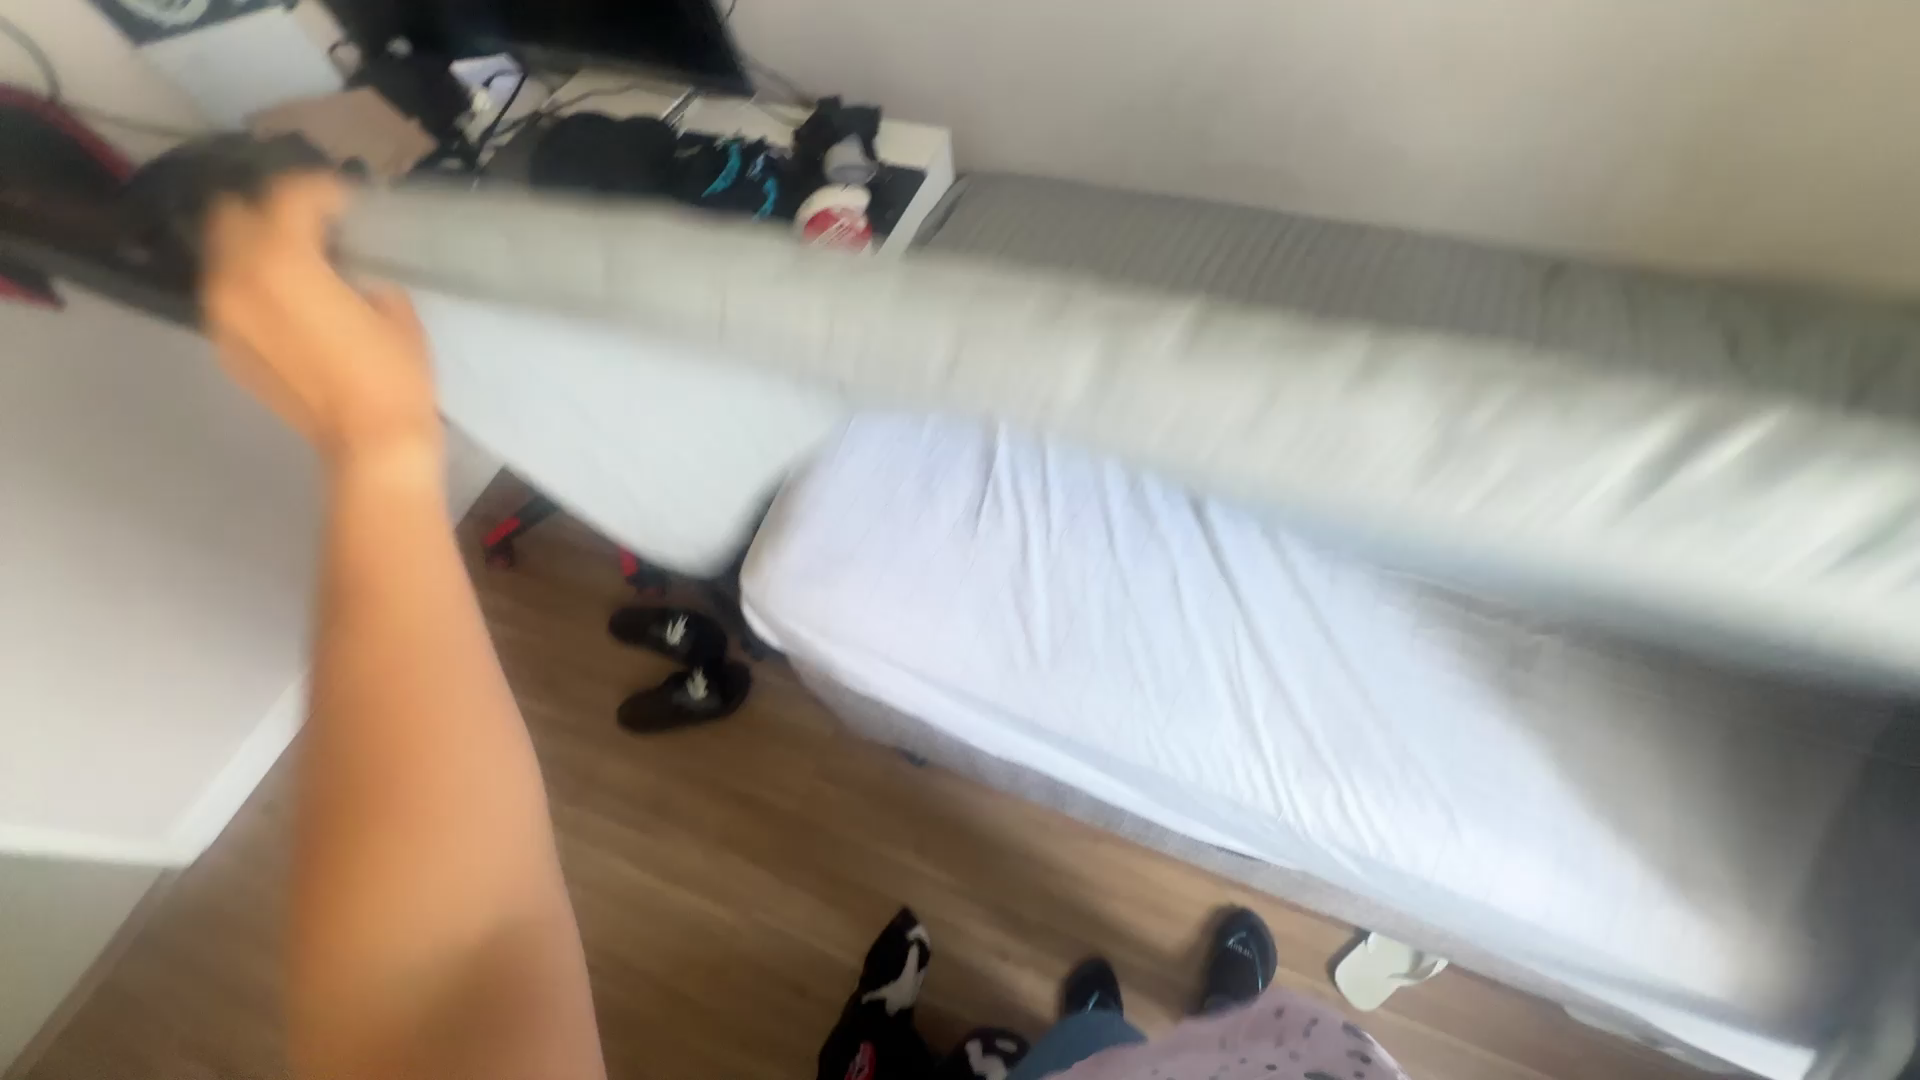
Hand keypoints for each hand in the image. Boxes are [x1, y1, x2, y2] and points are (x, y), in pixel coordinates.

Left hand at [203, 172, 440, 476]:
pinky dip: (255, 286)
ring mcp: (222, 313)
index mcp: (284, 263)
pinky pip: (230, 294)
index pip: (288, 197)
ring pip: (224, 254)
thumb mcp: (398, 316)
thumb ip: (363, 281)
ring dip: (258, 248)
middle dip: (274, 211)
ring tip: (301, 263)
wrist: (370, 444)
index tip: (348, 197)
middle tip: (316, 226)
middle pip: (234, 214)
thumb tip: (352, 278)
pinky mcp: (226, 344)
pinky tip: (293, 305)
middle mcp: (236, 277)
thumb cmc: (396, 378)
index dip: (321, 189)